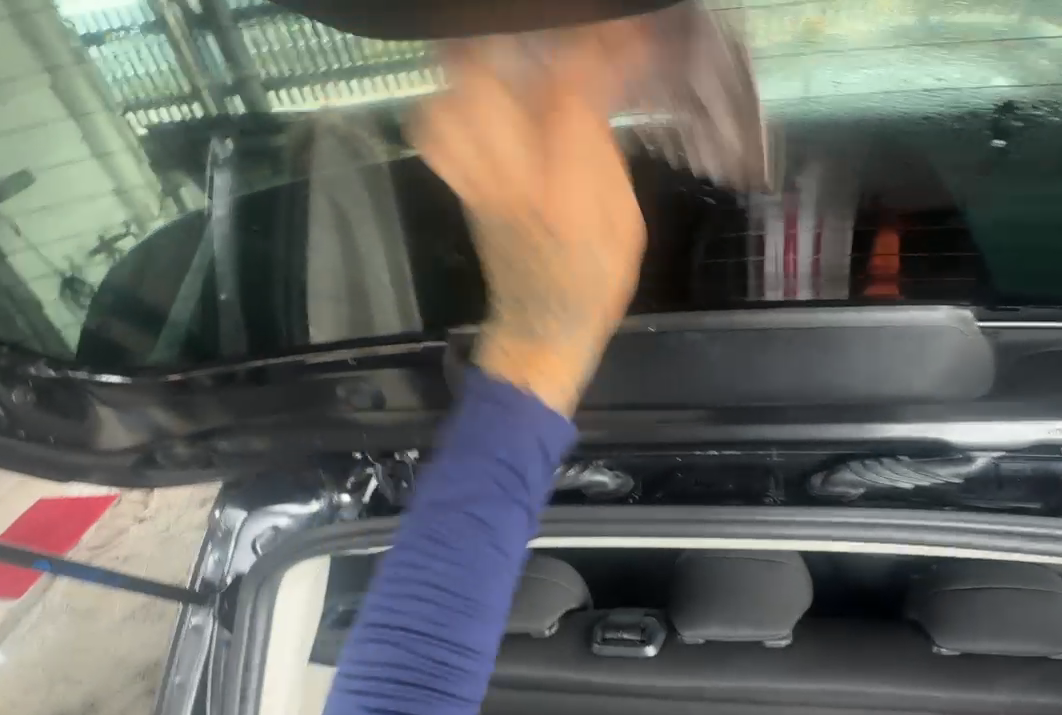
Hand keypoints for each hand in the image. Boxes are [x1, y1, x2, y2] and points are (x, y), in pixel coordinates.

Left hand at [411, 32, 647, 415]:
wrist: (540, 333)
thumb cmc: (593, 285)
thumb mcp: (625, 227)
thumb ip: (605, 161)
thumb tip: (592, 104)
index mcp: (566, 188)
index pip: (570, 90)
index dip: (595, 49)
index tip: (619, 35)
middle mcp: (514, 174)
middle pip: (485, 79)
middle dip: (508, 42)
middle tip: (537, 37)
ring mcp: (477, 180)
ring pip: (449, 100)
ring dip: (471, 68)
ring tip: (500, 60)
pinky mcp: (460, 189)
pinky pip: (436, 135)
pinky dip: (447, 107)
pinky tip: (472, 103)